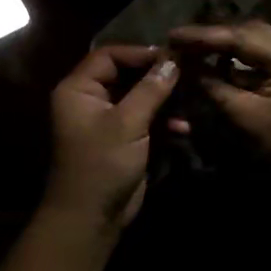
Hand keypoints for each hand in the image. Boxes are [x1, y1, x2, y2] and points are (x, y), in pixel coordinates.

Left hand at [45, 46, 179, 228]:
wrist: (91, 216)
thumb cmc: (102, 164)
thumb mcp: (128, 123)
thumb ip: (151, 89)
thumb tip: (173, 60)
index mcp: (78, 89)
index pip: (109, 55)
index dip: (141, 53)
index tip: (173, 56)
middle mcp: (89, 100)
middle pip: (126, 75)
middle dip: (157, 77)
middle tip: (189, 74)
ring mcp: (106, 122)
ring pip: (139, 98)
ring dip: (164, 101)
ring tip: (191, 101)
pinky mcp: (122, 141)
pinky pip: (144, 121)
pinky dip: (162, 123)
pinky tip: (183, 129)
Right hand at [168, 22, 270, 184]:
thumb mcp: (242, 115)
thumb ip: (213, 86)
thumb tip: (183, 65)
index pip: (241, 38)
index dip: (204, 36)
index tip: (173, 35)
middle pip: (249, 33)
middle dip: (213, 37)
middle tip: (180, 41)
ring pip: (254, 43)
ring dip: (223, 45)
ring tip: (193, 49)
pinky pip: (259, 59)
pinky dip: (235, 59)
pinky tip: (214, 63)